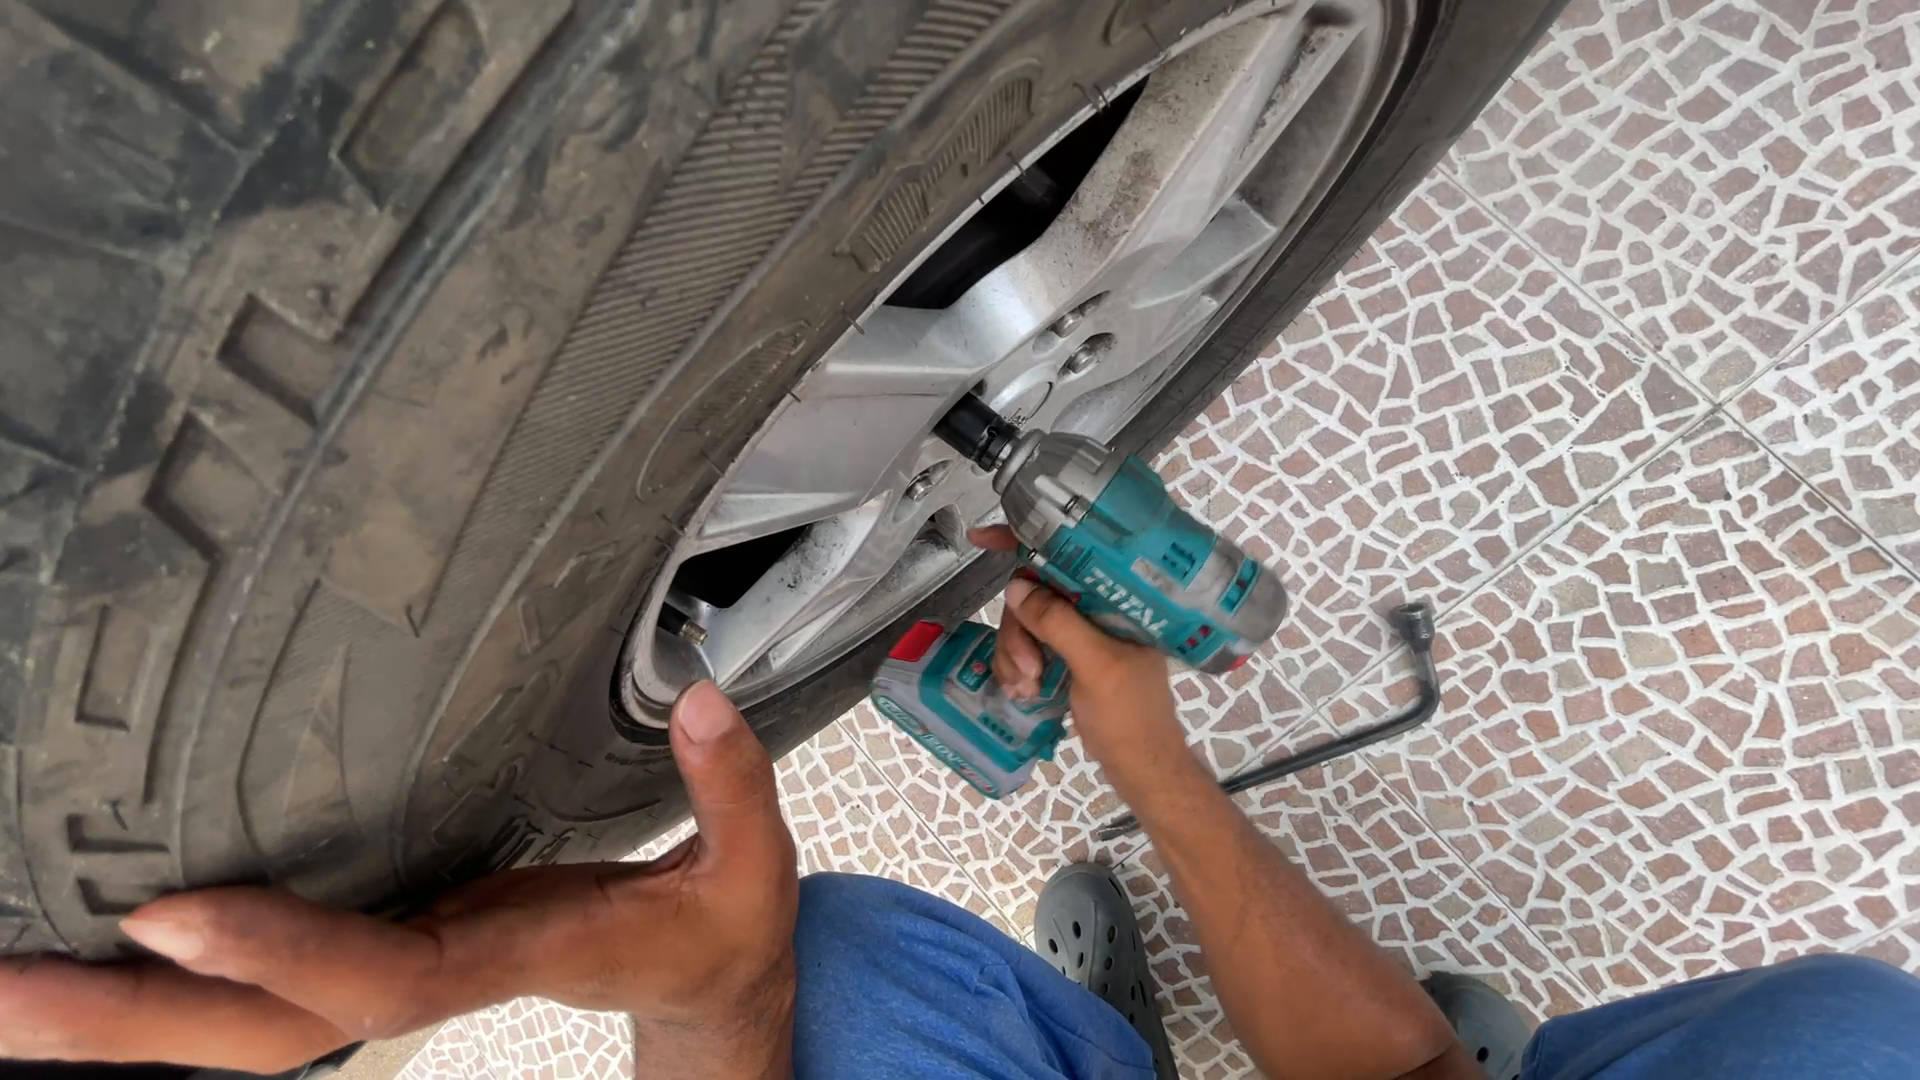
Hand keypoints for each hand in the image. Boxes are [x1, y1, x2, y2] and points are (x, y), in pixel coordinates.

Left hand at [0, 681, 797, 1078]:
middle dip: (136, 1027)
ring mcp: (441, 958)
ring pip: (268, 1022)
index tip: (172, 916)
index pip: (398, 974)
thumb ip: (731, 782)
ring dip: (136, 1017)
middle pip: (278, 1032)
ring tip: (11, 983)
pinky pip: (301, 977)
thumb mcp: (755, 861)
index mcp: (536, 953)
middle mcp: (463, 967)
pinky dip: (208, 974)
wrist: (713, 986)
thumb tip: (699, 697)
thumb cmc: (726, 930)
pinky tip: (149, 946)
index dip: (290, 954)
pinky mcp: (439, 939)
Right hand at [968, 526, 1186, 777]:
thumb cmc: (1131, 717)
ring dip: (1014, 654)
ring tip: (1027, 687)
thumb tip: (1015, 585)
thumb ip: (1058, 623)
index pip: (1068, 554)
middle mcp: (1094, 606)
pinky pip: (1023, 646)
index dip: (1024, 540)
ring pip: (1023, 622)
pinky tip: (1023, 691)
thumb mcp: (1096, 666)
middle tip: (1027, 668)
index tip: (982, 538)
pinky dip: (1015, 667)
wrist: (1138, 767)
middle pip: (1032, 593)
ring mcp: (1077, 631)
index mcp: (1114, 596)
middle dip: (1019, 630)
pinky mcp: (1063, 654)